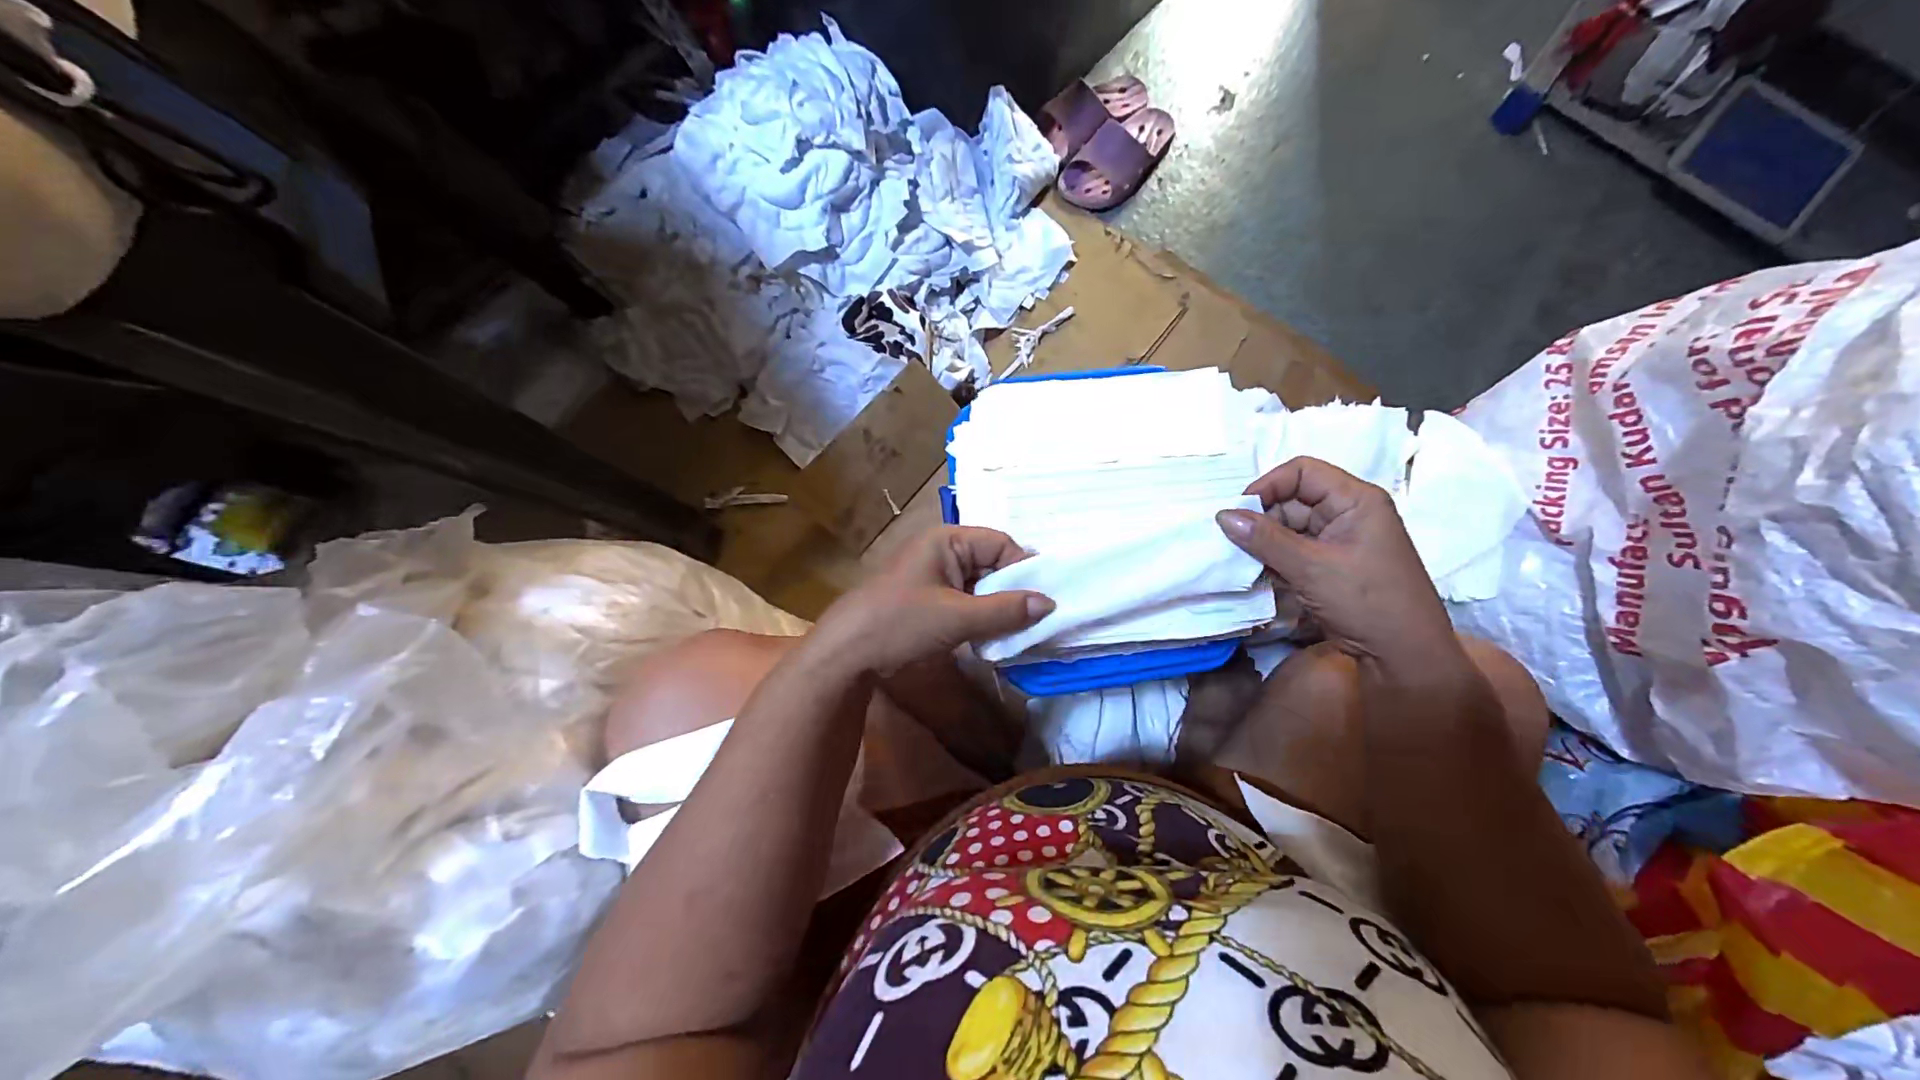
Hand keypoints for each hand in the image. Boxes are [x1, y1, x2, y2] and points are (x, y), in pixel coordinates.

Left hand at [807, 526, 1053, 674]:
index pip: (1000, 543)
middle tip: (1034, 620)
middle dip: (1012, 592)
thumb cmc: (900, 623)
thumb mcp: (957, 616)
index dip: (1022, 569)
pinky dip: (981, 618)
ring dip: (998, 609)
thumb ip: (1005, 610)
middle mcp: (942, 552)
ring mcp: (934, 577)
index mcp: (946, 540)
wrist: (846, 653)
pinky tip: (993, 638)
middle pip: (992, 564)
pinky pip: (966, 602)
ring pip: (981, 587)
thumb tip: (1049, 603)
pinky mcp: (929, 601)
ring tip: (1017, 632)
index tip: (1041, 600)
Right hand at [1217, 457, 1457, 673]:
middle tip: (1235, 543)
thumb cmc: (1367, 602)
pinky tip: (1260, 574)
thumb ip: (1264, 539)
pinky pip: (1295, 551)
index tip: (1238, 513)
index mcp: (1356, 501)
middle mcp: (1349, 514)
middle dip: (1262, 519)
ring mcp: (1342, 541)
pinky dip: (1275, 560)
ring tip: (1244, 562)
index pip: (1302, 472)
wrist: (1405, 656)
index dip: (1267, 486)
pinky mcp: (1333, 566)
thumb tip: (1223, 514)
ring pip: (1290, 528)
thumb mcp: (1311, 568)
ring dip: (1265, 543)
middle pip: (1292, 500)